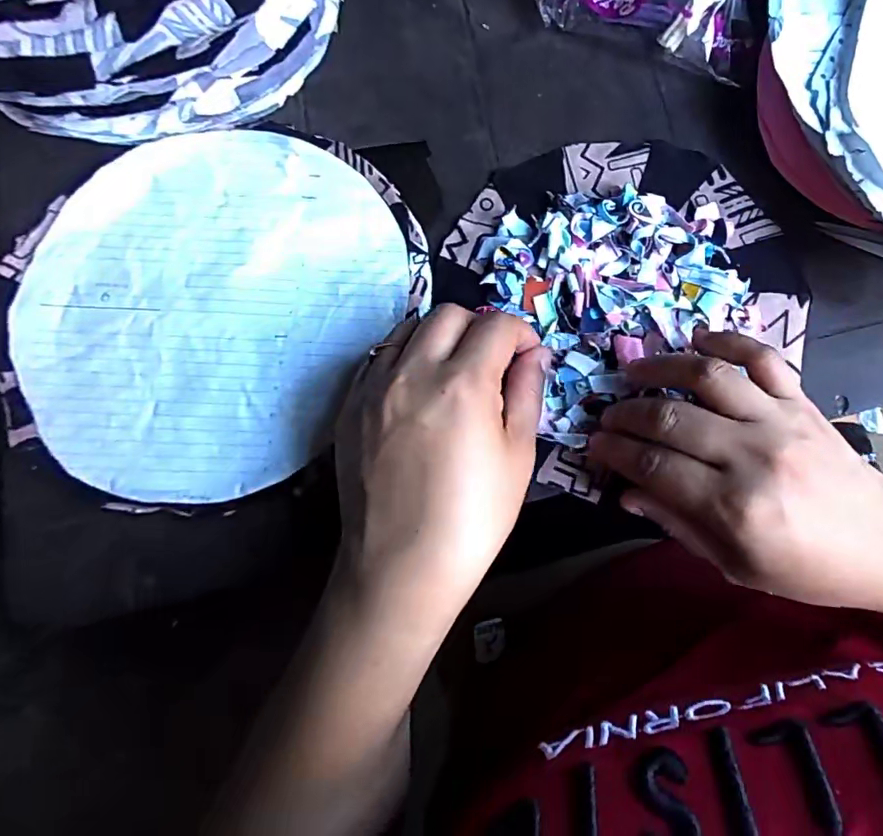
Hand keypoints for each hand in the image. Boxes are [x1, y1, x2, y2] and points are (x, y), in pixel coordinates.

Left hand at [334, 306, 548, 603]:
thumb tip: (533, 355)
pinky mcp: (349, 407)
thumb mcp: (519, 453)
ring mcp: (373, 388)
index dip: (523, 335)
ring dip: (441, 336)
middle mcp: (413, 372)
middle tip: (495, 362)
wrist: (401, 569)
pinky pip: (379, 358)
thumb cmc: (475, 516)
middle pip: (450, 314)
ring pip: (409, 328)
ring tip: (455, 371)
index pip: (498, 326)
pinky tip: (420, 393)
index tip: (529, 358)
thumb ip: (527, 391)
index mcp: (463, 383)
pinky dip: (407, 358)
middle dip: (482, 327)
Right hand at [586, 330, 882, 614]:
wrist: (882, 541)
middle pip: (672, 419)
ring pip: (710, 378)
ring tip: (636, 371)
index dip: (615, 453)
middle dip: (627, 414)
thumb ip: (679, 526)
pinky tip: (699, 339)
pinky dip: (728, 341)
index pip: (654, 467)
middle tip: (606, 415)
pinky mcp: (801, 401)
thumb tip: (626, 492)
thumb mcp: (737, 565)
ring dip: (664, 367)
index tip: (593, 445)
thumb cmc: (807, 568)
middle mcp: (753, 456)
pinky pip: (762, 358)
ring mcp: (780, 421)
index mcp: (734, 509)